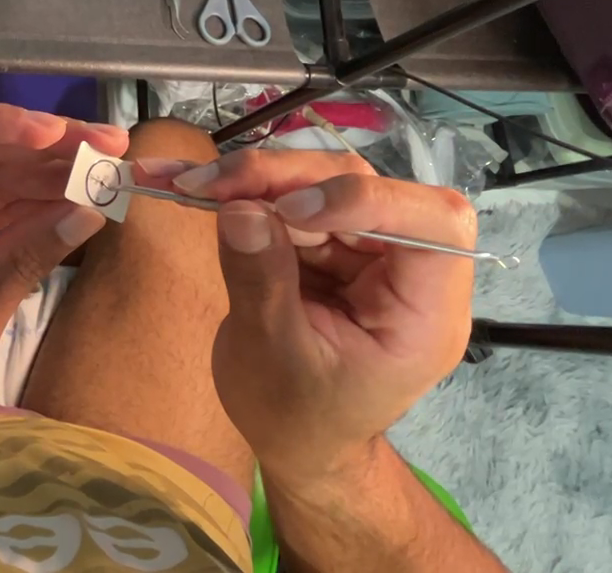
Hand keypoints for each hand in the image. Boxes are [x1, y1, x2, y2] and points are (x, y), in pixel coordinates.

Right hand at [156, 150, 475, 491]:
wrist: (289, 435)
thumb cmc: (296, 416)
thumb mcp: (273, 357)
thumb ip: (261, 282)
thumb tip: (238, 209)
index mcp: (422, 309)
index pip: (435, 224)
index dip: (366, 200)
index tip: (289, 212)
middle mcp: (398, 264)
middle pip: (359, 183)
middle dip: (280, 176)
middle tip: (207, 184)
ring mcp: (357, 245)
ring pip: (314, 177)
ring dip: (247, 175)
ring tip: (183, 184)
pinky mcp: (319, 236)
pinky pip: (279, 194)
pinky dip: (229, 186)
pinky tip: (175, 181)